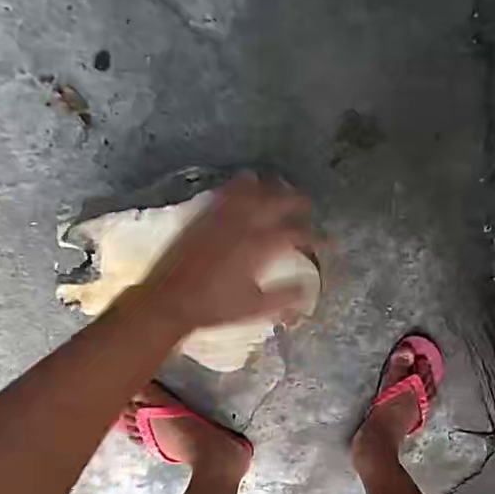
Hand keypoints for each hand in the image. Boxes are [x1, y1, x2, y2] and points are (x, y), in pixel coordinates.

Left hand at [130, 174, 316, 332]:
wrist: (168, 301)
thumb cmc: (214, 307)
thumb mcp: (255, 307)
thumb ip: (285, 296)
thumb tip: (308, 290)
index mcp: (259, 247)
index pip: (295, 234)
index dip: (315, 237)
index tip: (326, 241)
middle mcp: (242, 225)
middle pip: (276, 201)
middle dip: (296, 200)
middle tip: (307, 204)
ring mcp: (221, 218)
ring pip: (250, 190)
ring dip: (268, 186)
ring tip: (279, 187)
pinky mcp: (202, 216)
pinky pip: (225, 192)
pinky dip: (240, 186)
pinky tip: (245, 185)